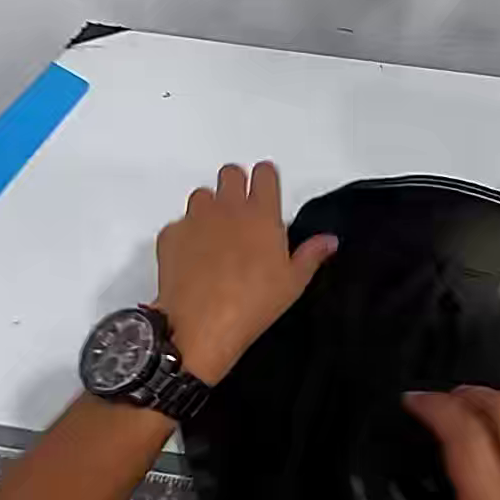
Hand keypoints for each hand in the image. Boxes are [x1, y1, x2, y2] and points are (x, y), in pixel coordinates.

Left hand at [153, 161, 336, 383]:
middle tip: (242, 210)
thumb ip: (312, 254)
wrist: (201, 325)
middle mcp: (227, 208)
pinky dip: (186, 233)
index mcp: (262, 214)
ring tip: (217, 233)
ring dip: (210, 206)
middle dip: (237, 184)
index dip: (266, 178)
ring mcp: (195, 218)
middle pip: (231, 173)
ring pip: (202, 194)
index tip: (267, 189)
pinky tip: (194, 257)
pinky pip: (179, 223)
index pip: (264, 173)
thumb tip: (329, 241)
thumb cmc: (252, 303)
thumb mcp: (293, 283)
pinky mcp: (170, 235)